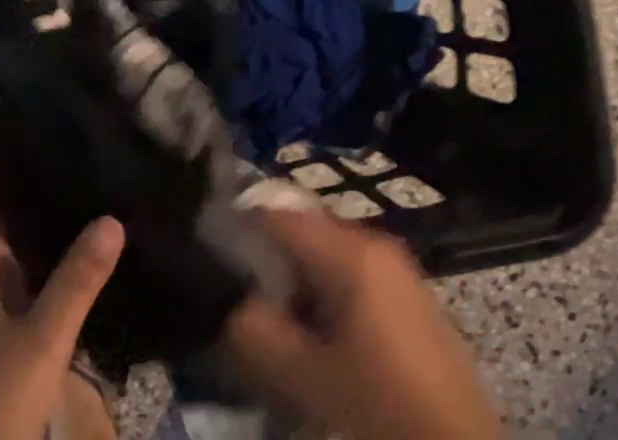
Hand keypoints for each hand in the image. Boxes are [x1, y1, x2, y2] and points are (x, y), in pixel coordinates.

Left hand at [0, 161, 125, 439]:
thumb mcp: (42, 334)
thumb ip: (76, 282)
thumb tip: (111, 218)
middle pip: (1, 240)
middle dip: (19, 203)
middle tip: (50, 164)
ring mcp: (2, 328)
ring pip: (20, 270)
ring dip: (39, 240)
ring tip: (73, 207)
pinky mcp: (18, 354)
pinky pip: (36, 300)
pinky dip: (54, 280)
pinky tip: (79, 279)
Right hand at [224, 209, 504, 439]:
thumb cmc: (380, 401)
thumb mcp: (303, 372)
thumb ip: (252, 328)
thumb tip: (227, 300)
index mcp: (349, 250)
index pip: (273, 214)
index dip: (235, 231)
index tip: (211, 260)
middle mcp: (374, 242)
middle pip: (298, 231)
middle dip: (265, 260)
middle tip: (240, 298)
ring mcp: (396, 266)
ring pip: (322, 253)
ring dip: (292, 280)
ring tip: (274, 320)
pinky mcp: (406, 293)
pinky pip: (347, 272)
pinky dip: (321, 292)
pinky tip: (315, 334)